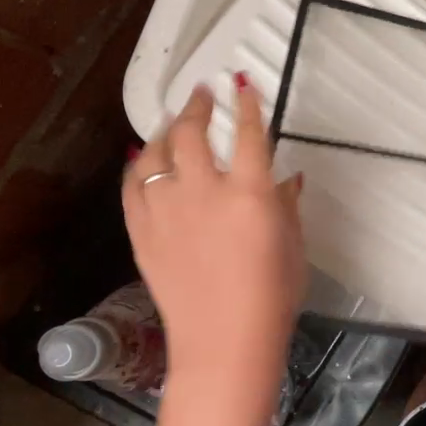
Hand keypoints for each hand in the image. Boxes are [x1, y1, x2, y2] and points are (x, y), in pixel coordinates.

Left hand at [123, 74, 304, 390]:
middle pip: (193, 133)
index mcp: (251, 194)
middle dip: (198, 107)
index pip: (250, 135)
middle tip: (203, 95)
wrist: (224, 341)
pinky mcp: (141, 232)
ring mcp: (166, 210)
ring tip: (171, 122)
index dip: (247, 105)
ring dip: (165, 131)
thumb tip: (285, 179)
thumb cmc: (273, 297)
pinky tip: (143, 160)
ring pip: (155, 154)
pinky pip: (133, 186)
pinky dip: (139, 167)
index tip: (243, 85)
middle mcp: (205, 191)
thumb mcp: (293, 247)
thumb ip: (286, 206)